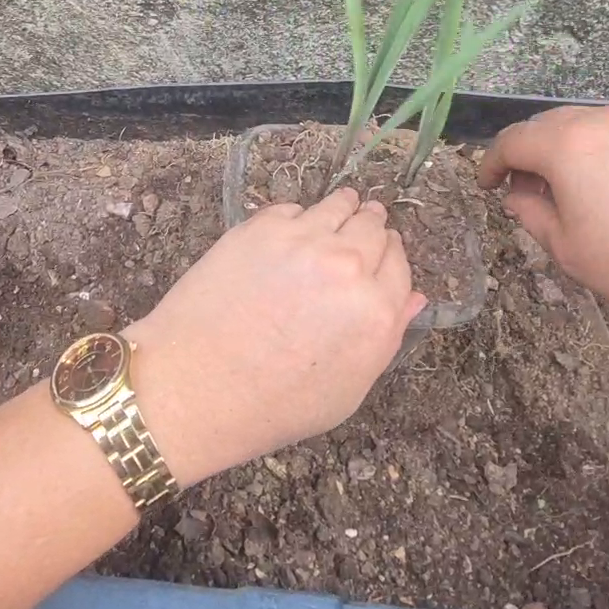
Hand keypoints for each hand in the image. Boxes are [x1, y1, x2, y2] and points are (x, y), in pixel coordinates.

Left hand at [122, 188, 425, 485]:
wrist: (195, 385)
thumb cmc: (272, 403)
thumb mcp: (347, 389)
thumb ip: (387, 336)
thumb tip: (414, 297)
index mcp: (375, 310)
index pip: (399, 263)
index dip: (391, 257)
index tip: (383, 254)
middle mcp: (346, 265)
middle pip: (373, 226)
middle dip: (371, 227)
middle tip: (363, 227)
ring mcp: (301, 239)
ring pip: (338, 205)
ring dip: (343, 208)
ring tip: (341, 209)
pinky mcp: (261, 225)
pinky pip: (293, 209)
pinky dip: (298, 218)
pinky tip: (291, 232)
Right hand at [477, 104, 608, 355]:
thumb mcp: (566, 249)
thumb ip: (529, 210)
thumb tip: (519, 192)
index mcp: (567, 143)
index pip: (511, 141)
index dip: (490, 163)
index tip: (486, 186)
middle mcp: (604, 119)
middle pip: (547, 126)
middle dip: (528, 155)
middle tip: (525, 191)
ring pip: (586, 126)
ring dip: (566, 151)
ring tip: (571, 191)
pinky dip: (603, 152)